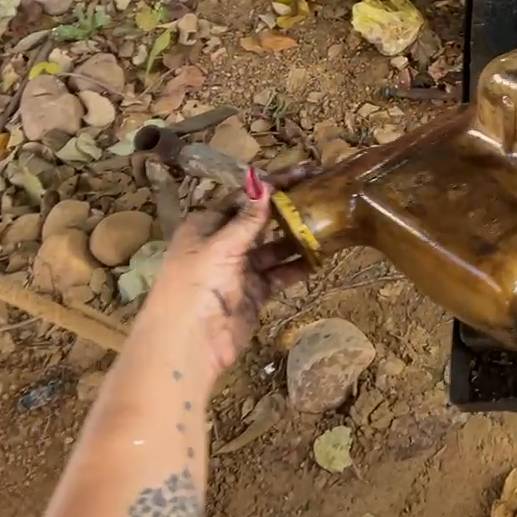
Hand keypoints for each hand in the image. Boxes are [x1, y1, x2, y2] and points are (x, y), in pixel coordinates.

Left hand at [140, 183, 309, 377]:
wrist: (188, 345)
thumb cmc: (196, 287)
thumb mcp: (220, 247)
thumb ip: (247, 219)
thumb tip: (265, 185)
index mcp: (206, 227)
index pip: (244, 197)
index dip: (273, 183)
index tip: (304, 171)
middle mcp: (223, 244)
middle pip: (261, 220)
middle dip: (289, 208)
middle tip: (322, 192)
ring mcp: (240, 270)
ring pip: (274, 247)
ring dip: (298, 238)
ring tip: (328, 224)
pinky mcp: (254, 293)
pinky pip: (280, 274)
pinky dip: (298, 267)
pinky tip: (319, 258)